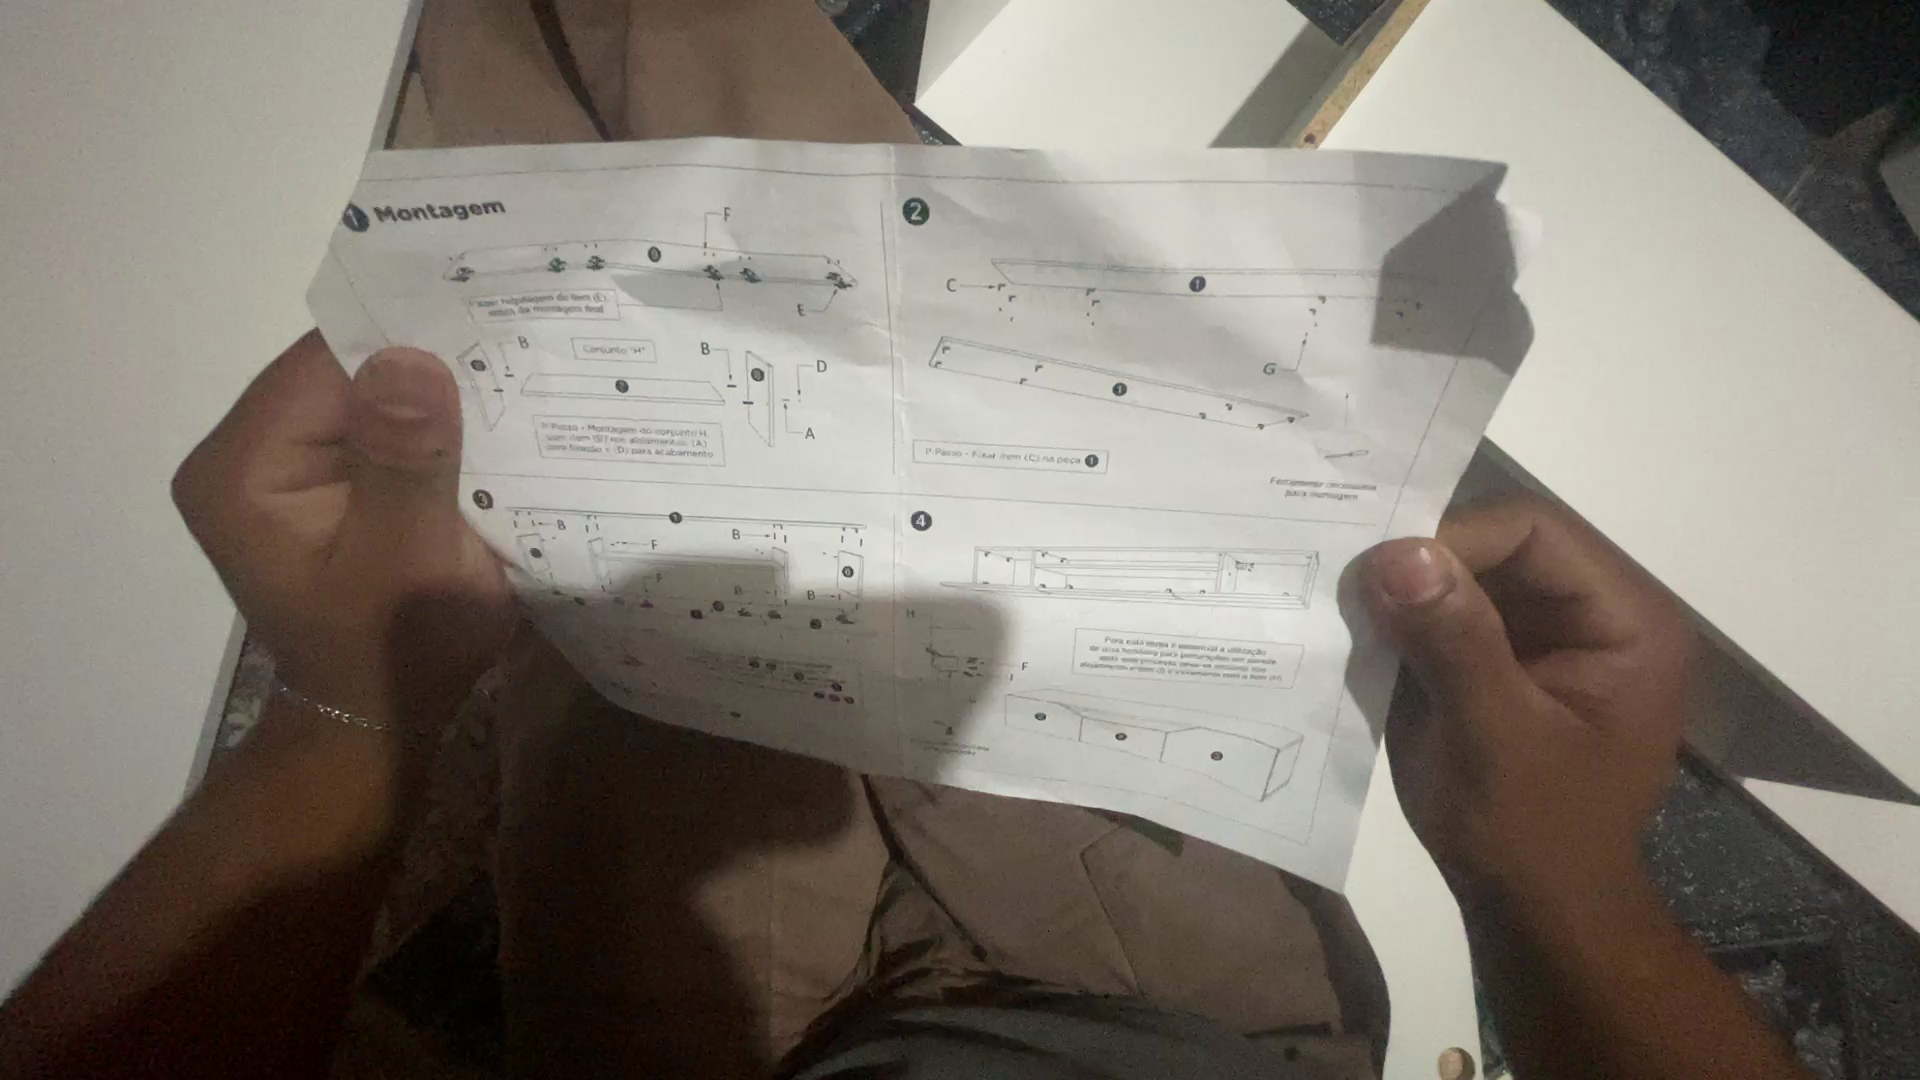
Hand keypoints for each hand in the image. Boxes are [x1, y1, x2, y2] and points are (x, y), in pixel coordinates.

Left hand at [173, 332, 511, 732]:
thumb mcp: (411, 559)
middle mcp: (261, 459)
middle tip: (524, 358)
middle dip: (433, 371)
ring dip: (446, 403)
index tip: (494, 331)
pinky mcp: (341, 491)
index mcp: (250, 470)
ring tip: (523, 390)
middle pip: (349, 379)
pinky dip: (445, 435)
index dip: (407, 344)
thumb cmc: (399, 648)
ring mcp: (301, 475)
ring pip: (378, 406)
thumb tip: (412, 360)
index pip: (326, 368)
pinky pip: (394, 440)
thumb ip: (407, 465)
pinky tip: (497, 435)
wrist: (386, 713)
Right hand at [1359, 497, 1693, 907]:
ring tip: (1339, 604)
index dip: (1454, 540)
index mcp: (1619, 621)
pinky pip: (1430, 608)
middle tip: (1349, 584)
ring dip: (1395, 587)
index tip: (1380, 575)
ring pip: (1452, 571)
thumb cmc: (1530, 829)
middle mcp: (1578, 611)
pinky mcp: (1481, 654)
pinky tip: (1350, 630)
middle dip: (1417, 560)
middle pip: (1489, 542)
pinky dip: (1388, 614)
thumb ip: (1454, 642)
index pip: (1532, 531)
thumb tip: (1396, 553)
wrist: (1525, 898)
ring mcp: (1526, 632)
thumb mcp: (1494, 736)